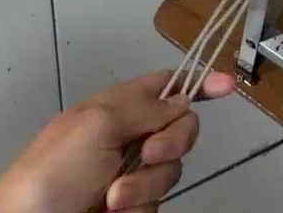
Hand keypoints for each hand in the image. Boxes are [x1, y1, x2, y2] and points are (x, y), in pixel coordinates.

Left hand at [0, 69, 238, 212]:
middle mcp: (130, 137)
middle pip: (182, 126)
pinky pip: (158, 202)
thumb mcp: (97, 123)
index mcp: (119, 107)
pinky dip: (140, 208)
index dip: (199, 82)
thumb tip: (182, 101)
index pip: (169, 84)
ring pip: (172, 169)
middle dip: (172, 142)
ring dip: (147, 183)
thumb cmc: (53, 172)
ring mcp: (131, 176)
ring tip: (113, 200)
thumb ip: (146, 105)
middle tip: (147, 155)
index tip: (229, 86)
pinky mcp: (131, 210)